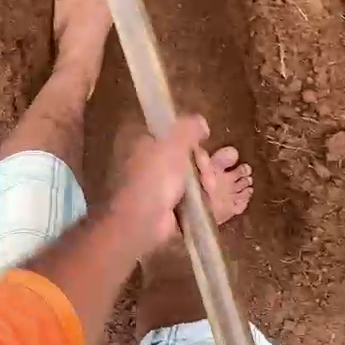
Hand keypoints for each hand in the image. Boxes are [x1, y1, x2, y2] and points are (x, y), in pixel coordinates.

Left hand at [103, 115, 208, 255]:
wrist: (140, 222)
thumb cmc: (153, 176)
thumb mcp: (173, 143)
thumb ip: (188, 127)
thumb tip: (200, 123)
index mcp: (136, 138)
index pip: (168, 129)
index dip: (188, 136)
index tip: (201, 141)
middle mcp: (142, 158)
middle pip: (182, 152)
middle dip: (200, 162)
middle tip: (205, 171)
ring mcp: (151, 182)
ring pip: (187, 174)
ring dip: (203, 181)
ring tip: (207, 189)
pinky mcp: (161, 203)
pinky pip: (186, 194)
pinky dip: (198, 197)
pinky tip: (205, 201)